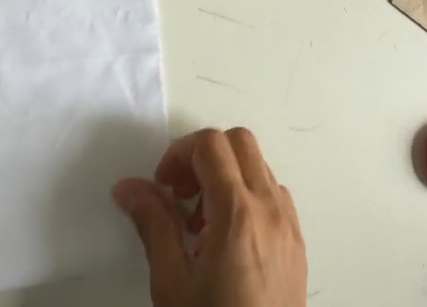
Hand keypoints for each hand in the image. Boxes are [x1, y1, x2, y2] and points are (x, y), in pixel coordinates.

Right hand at [114, 128, 307, 306]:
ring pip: (260, 167)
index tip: (162, 185)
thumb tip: (129, 187)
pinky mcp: (297, 245)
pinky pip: (275, 195)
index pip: (211, 144)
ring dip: (228, 176)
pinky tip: (227, 237)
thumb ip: (153, 224)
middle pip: (240, 142)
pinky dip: (249, 197)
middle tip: (180, 194)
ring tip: (201, 222)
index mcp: (238, 212)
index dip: (179, 153)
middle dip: (205, 156)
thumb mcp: (172, 283)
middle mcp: (270, 209)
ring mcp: (289, 225)